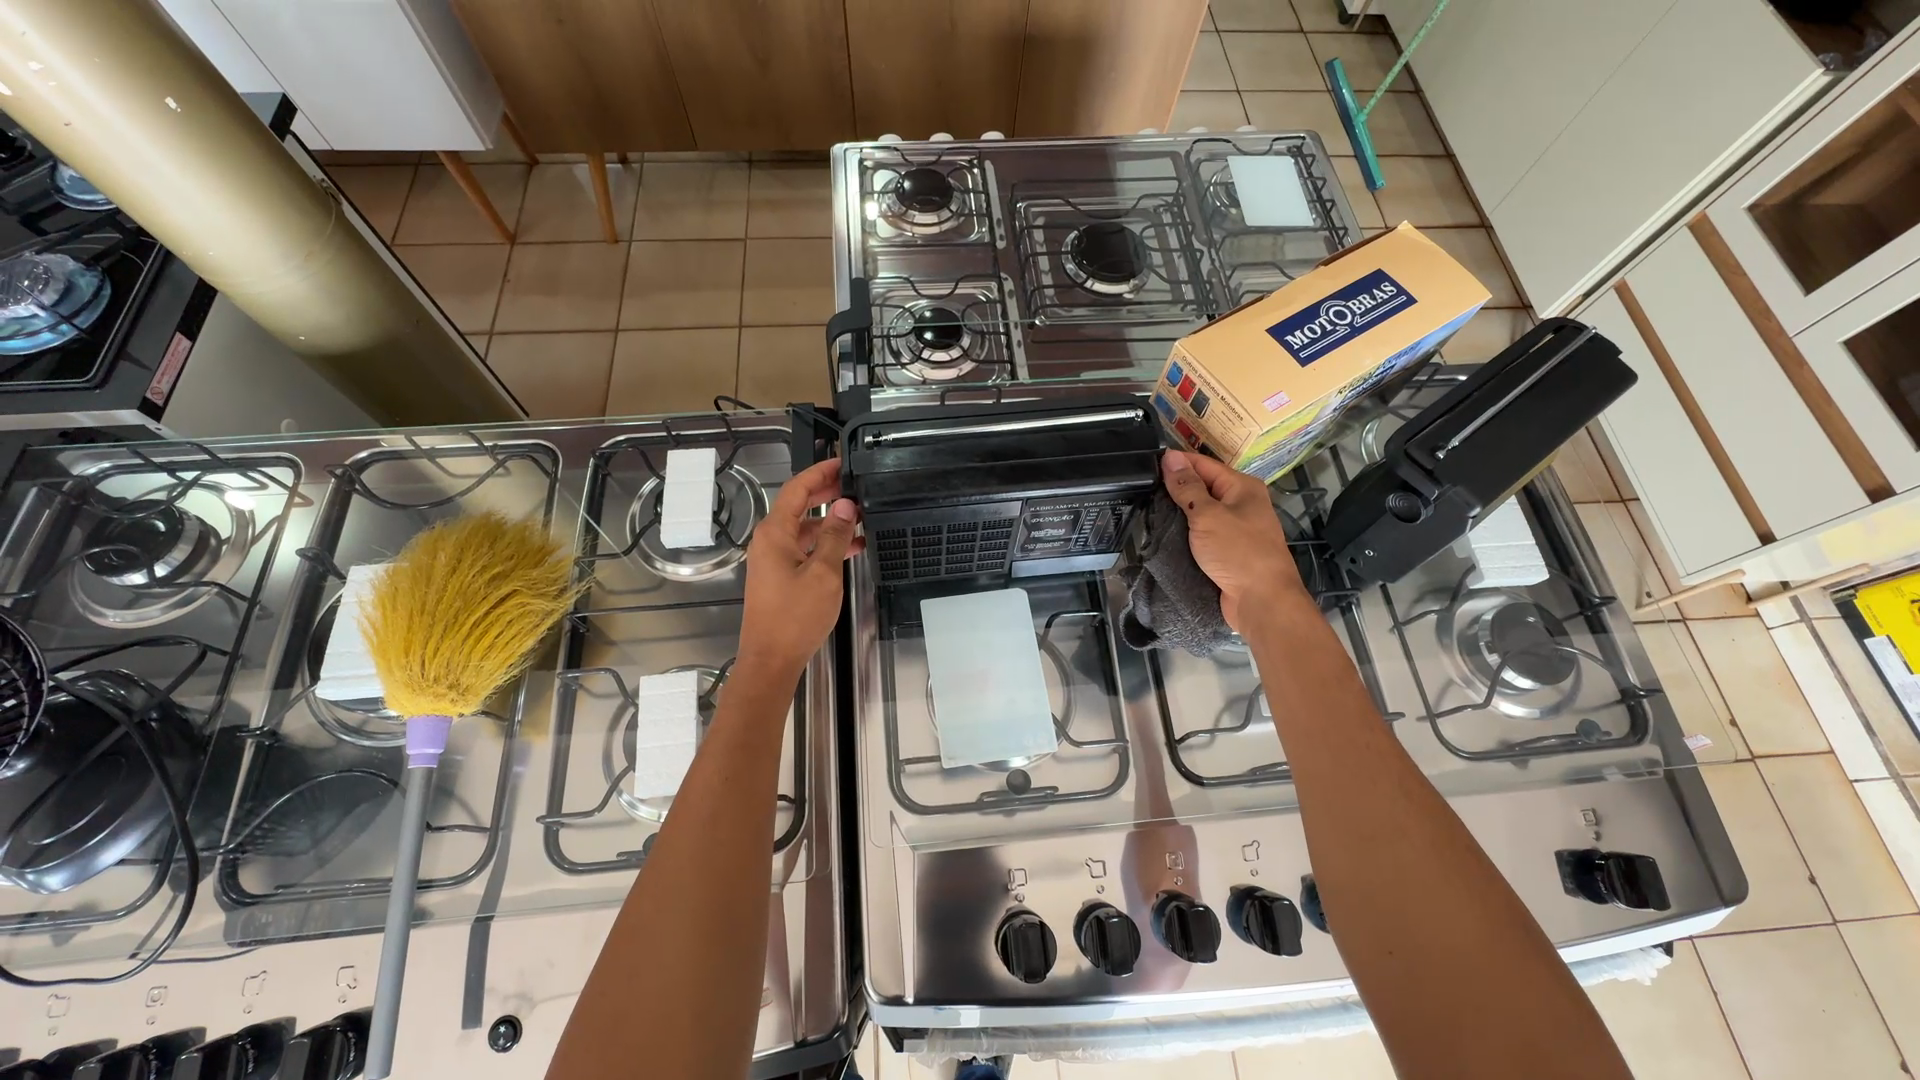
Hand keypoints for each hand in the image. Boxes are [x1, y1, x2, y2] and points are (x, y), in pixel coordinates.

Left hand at [740, 457, 861, 678]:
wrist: (771, 659)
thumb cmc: (795, 616)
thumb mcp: (823, 573)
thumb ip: (835, 536)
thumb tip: (845, 505)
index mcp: (774, 532)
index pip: (797, 489)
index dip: (820, 472)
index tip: (843, 461)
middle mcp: (769, 541)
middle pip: (799, 506)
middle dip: (827, 493)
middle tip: (856, 485)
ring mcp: (773, 560)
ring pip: (804, 530)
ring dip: (831, 523)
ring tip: (862, 517)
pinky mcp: (780, 577)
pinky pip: (804, 550)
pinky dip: (826, 545)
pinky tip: (852, 548)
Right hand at [1160, 450, 1305, 633]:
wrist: (1261, 600)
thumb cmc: (1238, 552)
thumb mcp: (1208, 515)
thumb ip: (1187, 487)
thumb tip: (1170, 457)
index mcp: (1242, 487)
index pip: (1203, 464)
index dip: (1176, 463)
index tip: (1147, 464)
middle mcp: (1241, 503)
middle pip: (1202, 487)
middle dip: (1175, 489)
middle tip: (1142, 489)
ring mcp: (1236, 528)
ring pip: (1200, 512)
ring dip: (1178, 513)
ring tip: (1146, 509)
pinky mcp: (1228, 550)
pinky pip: (1202, 533)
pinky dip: (1185, 533)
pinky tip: (1163, 534)